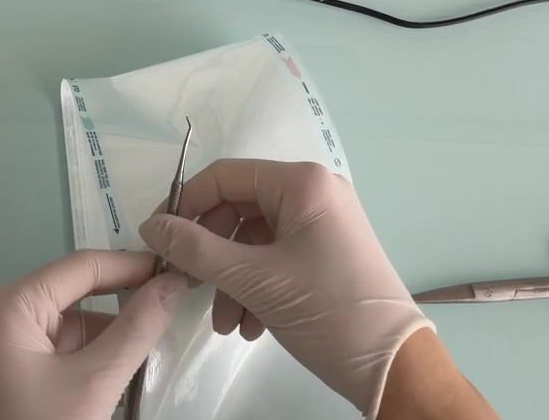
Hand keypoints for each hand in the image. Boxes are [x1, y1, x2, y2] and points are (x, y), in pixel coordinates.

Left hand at [0, 249, 186, 419]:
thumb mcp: (92, 386)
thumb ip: (136, 330)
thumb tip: (173, 283)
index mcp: (8, 306)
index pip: (81, 267)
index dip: (131, 266)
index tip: (176, 270)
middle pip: (73, 297)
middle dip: (121, 307)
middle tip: (171, 311)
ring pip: (66, 328)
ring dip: (107, 340)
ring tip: (153, 347)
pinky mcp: (3, 378)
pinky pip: (53, 354)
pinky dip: (86, 362)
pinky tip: (120, 376)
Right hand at [139, 158, 431, 417]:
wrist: (398, 372)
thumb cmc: (327, 310)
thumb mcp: (254, 280)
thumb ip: (196, 249)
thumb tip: (150, 225)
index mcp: (301, 182)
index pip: (226, 176)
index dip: (187, 204)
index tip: (158, 238)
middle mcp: (314, 192)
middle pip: (240, 208)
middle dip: (212, 252)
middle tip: (189, 285)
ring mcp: (324, 223)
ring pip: (255, 239)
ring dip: (231, 278)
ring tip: (224, 322)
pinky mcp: (328, 252)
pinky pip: (277, 256)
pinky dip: (256, 287)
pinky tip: (248, 325)